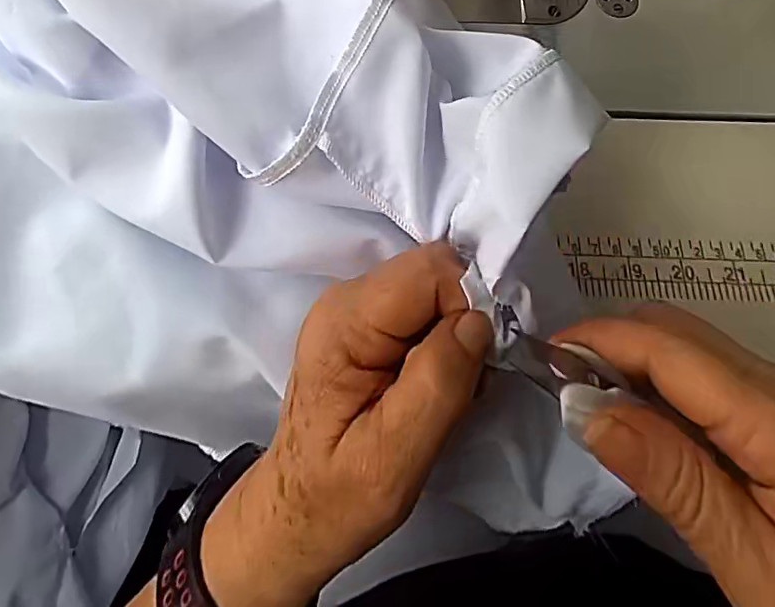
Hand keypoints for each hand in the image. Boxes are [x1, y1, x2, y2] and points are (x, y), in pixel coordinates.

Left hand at [141, 243, 494, 606]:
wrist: (297, 504)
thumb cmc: (339, 493)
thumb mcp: (394, 457)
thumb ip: (437, 383)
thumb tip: (477, 320)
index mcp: (345, 321)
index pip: (430, 271)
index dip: (466, 309)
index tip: (473, 368)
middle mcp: (346, 299)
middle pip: (431, 272)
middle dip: (465, 321)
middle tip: (464, 385)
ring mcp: (353, 306)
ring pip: (431, 288)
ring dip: (456, 335)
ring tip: (445, 393)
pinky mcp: (364, 322)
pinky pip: (420, 307)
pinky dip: (441, 341)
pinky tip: (431, 385)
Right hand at [554, 304, 774, 606]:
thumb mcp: (773, 585)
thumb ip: (680, 487)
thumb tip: (584, 407)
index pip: (667, 348)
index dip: (594, 341)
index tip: (540, 362)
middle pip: (675, 328)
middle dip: (606, 342)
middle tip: (562, 391)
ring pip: (690, 343)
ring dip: (630, 359)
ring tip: (595, 408)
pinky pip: (713, 371)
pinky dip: (662, 379)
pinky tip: (649, 425)